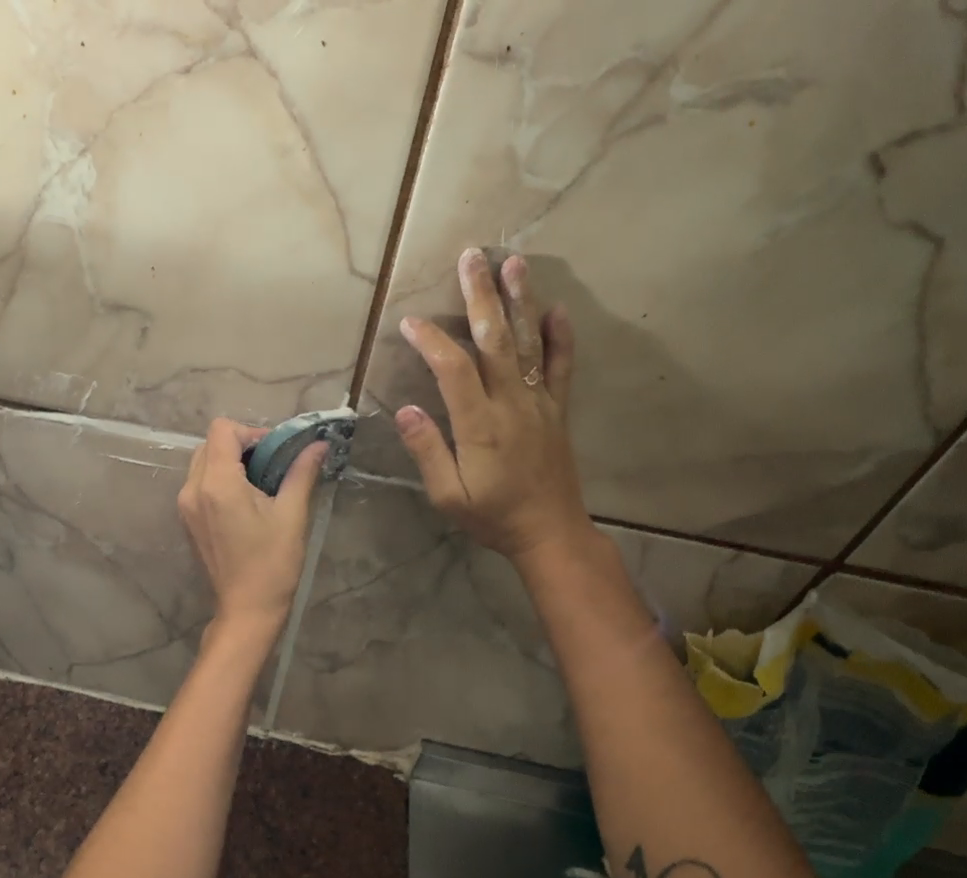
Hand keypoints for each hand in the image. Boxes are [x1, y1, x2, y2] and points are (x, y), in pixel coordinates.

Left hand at [178, 419, 326, 630]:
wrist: (246, 610)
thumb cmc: (272, 565)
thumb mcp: (291, 515)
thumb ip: (301, 473)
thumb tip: (318, 445)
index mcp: (217, 484)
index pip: (223, 430)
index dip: (252, 431)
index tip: (276, 451)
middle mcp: (193, 489)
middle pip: (210, 444)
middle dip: (242, 446)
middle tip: (272, 466)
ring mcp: (185, 506)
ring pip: (203, 462)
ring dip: (230, 462)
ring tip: (260, 484)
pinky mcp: (187, 520)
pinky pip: (200, 483)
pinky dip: (221, 480)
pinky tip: (246, 502)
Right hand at [395, 248, 593, 562]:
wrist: (550, 532)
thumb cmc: (492, 517)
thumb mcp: (448, 496)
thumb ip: (427, 451)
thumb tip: (405, 410)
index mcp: (479, 425)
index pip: (453, 370)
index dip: (432, 341)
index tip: (410, 321)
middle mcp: (511, 405)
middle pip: (494, 341)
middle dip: (480, 296)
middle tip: (472, 256)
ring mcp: (538, 404)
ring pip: (528, 344)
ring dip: (520, 301)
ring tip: (513, 263)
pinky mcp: (557, 410)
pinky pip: (560, 368)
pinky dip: (560, 338)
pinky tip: (557, 309)